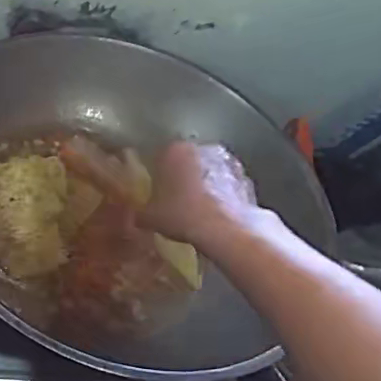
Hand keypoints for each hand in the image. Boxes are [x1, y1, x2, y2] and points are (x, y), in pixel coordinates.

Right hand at [138, 141, 264, 246]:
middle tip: (169, 196)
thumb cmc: (179, 215)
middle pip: (184, 160)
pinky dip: (218, 194)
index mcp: (173, 150)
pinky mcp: (244, 179)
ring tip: (191, 207)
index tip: (151, 187)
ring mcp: (226, 162)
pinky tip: (210, 212)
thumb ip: (139, 211)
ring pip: (205, 170)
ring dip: (200, 183)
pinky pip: (224, 184)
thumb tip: (136, 215)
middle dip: (178, 175)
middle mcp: (200, 149)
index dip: (154, 172)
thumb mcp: (147, 217)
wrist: (222, 231)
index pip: (157, 154)